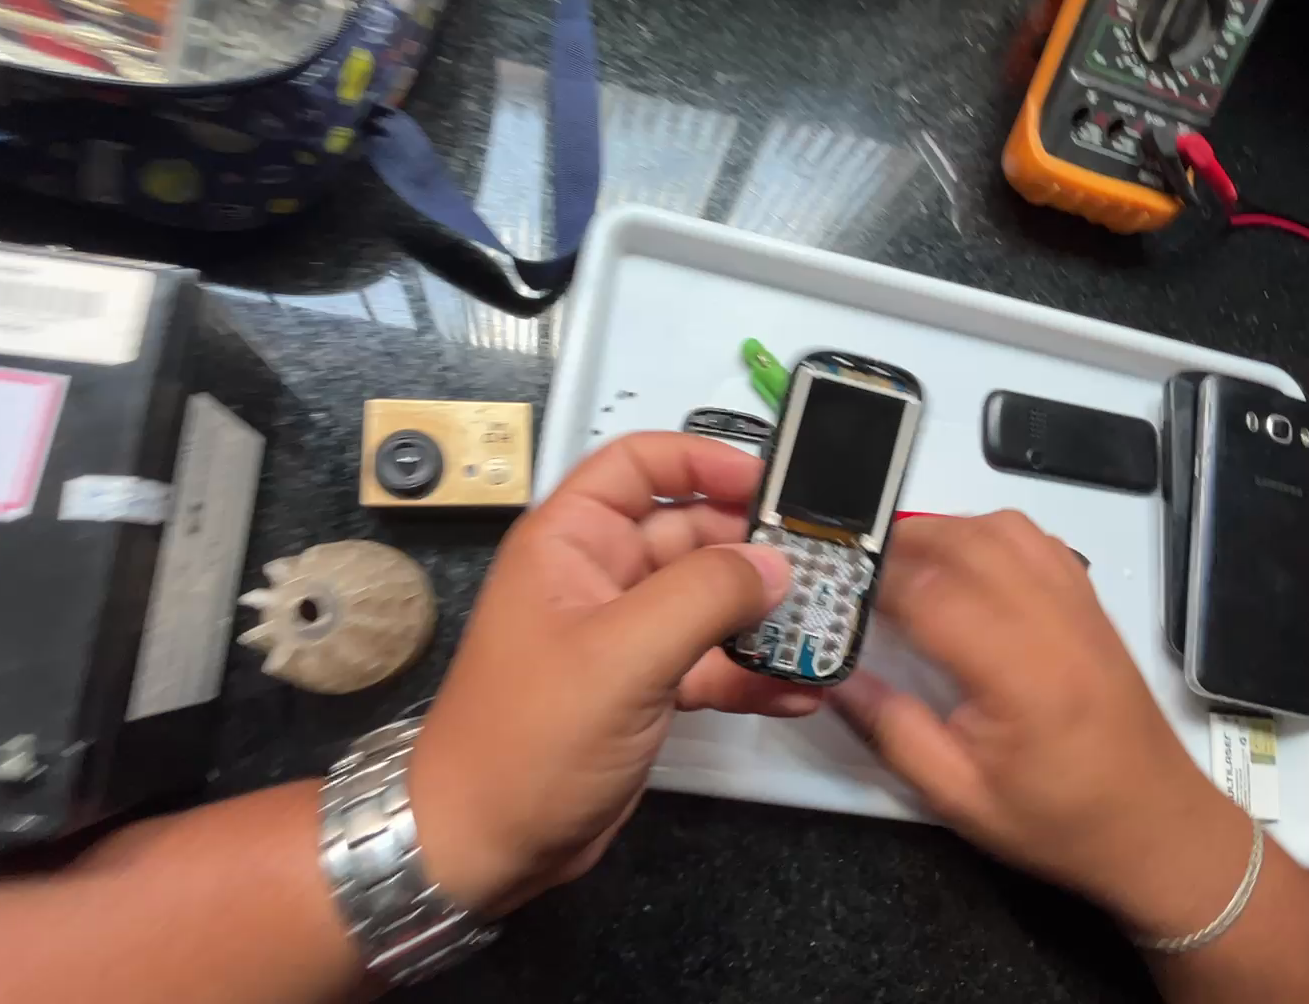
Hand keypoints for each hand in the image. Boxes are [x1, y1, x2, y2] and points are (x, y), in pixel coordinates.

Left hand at [407, 432, 816, 916]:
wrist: (487, 848)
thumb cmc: (530, 738)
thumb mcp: (621, 655)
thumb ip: (704, 596)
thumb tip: (774, 562)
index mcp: (573, 539)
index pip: (638, 465)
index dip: (701, 461)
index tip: (766, 484)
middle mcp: (602, 573)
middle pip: (689, 532)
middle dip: (751, 548)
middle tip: (820, 567)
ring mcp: (629, 629)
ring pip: (708, 598)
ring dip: (762, 614)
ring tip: (821, 629)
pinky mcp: (649, 681)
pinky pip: (711, 659)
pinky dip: (750, 670)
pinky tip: (796, 690)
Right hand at [832, 511, 1253, 937]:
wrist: (1158, 829)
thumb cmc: (1056, 819)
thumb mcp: (959, 796)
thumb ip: (891, 730)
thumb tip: (836, 677)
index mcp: (1020, 675)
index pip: (933, 596)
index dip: (877, 583)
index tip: (840, 589)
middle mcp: (1053, 623)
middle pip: (966, 545)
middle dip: (901, 544)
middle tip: (859, 567)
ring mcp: (1078, 604)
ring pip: (1001, 529)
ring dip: (943, 530)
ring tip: (902, 557)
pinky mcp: (1090, 601)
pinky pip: (1035, 538)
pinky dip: (987, 532)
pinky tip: (963, 557)